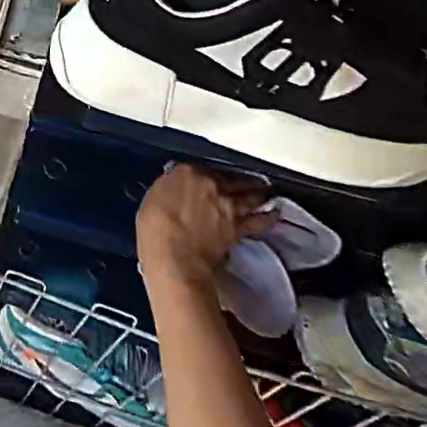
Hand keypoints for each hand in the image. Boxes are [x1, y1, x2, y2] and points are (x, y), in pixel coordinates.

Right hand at [136, 163, 274, 289]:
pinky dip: (269, 216)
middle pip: (227, 177)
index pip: (196, 168)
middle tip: (243, 179)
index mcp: (184, 173)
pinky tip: (275, 213)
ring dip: (257, 191)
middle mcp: (209, 183)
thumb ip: (168, 192)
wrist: (175, 259)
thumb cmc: (156, 231)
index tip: (202, 180)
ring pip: (248, 193)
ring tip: (265, 190)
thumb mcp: (151, 202)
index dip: (200, 175)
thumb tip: (175, 193)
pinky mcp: (239, 226)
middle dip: (235, 179)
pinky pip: (259, 219)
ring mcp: (227, 203)